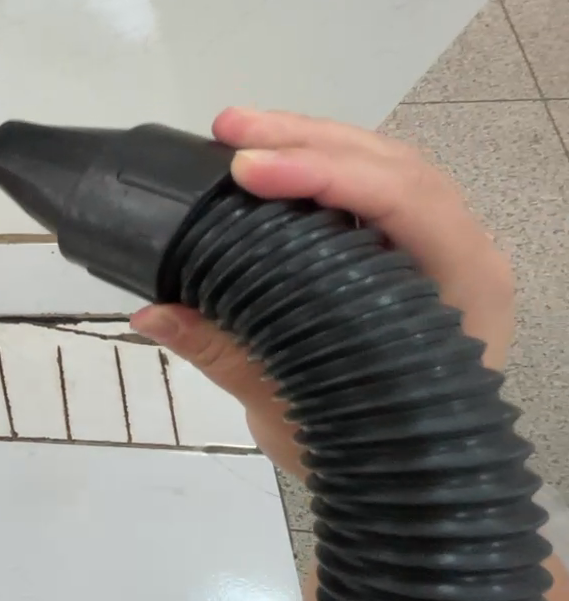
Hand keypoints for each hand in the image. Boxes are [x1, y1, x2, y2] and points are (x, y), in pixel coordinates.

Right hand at [130, 107, 515, 478]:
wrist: (394, 469)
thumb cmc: (353, 442)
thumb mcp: (282, 404)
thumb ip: (221, 351)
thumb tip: (148, 313)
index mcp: (449, 292)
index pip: (405, 205)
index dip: (328, 176)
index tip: (247, 172)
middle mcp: (452, 256)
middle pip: (395, 168)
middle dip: (309, 140)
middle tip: (227, 130)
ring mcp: (427, 251)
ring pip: (384, 169)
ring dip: (309, 142)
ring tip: (233, 131)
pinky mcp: (393, 255)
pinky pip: (362, 194)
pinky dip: (311, 171)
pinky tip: (261, 167)